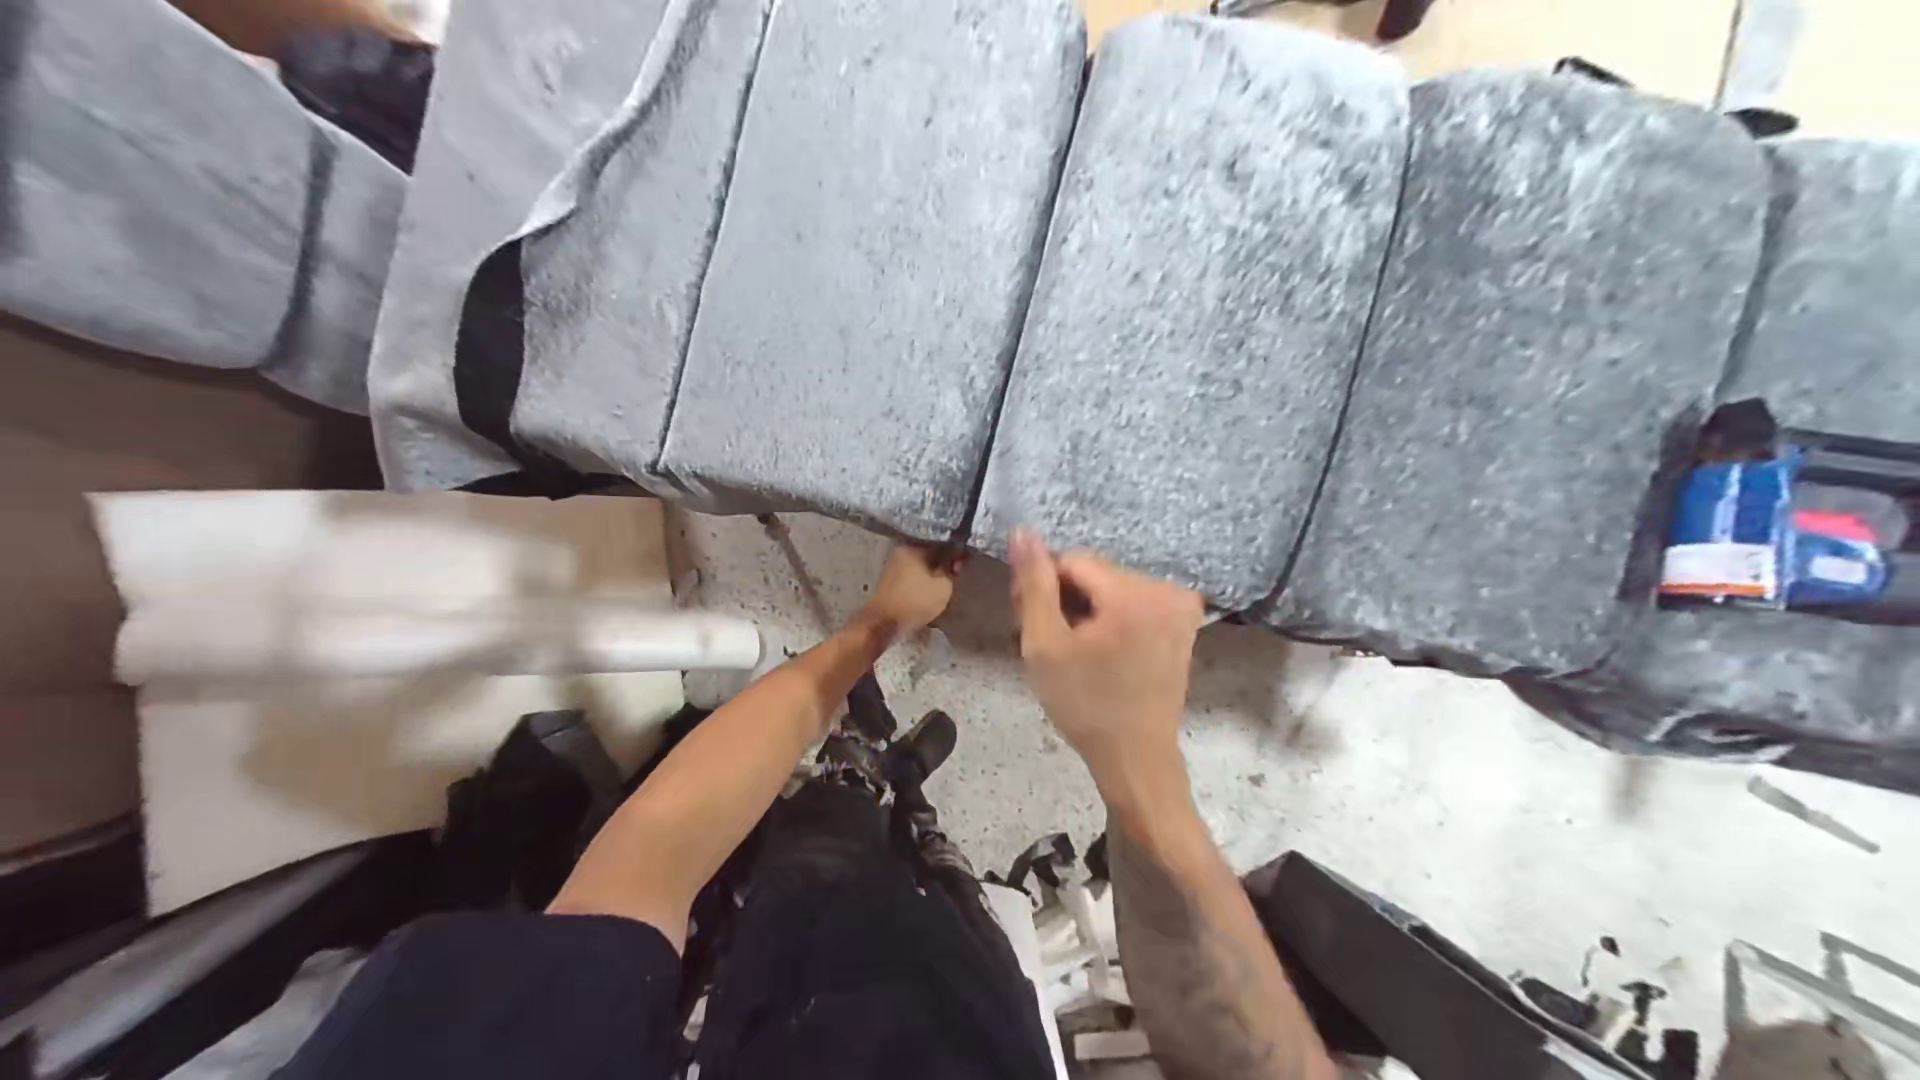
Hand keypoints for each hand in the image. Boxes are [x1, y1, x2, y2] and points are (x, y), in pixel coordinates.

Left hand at [859, 543, 963, 635]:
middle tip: (954, 577)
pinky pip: (913, 574)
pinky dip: (922, 580)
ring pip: (921, 564)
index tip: (961, 567)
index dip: (956, 553)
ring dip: (933, 573)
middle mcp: (901, 551)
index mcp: (913, 546)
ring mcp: (894, 565)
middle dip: (944, 564)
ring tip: (943, 586)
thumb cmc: (916, 600)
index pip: (941, 542)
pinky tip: (930, 591)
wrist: (885, 622)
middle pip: (930, 553)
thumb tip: (954, 557)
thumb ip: (951, 567)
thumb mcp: (943, 584)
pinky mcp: (891, 580)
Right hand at [1008, 528, 1203, 796]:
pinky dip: (1111, 616)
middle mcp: (1166, 589)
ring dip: (1086, 608)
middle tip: (1047, 639)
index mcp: (1134, 594)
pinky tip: (1100, 648)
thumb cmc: (1085, 705)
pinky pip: (1134, 600)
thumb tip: (1023, 531)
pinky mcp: (1184, 622)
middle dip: (1066, 597)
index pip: (1072, 560)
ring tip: (1072, 648)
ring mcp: (1180, 606)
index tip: (1026, 619)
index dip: (1043, 585)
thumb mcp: (1044, 644)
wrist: (1136, 757)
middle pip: (1094, 573)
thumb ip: (1033, 584)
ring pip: (1111, 586)